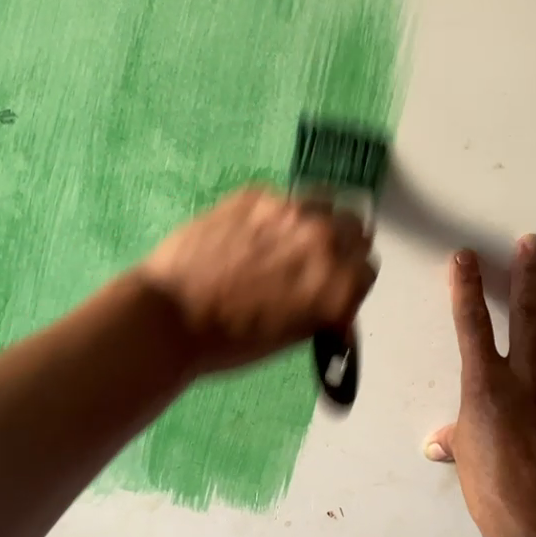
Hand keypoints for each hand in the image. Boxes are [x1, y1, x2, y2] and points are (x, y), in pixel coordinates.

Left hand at [136, 187, 376, 375]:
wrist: (168, 316)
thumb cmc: (229, 342)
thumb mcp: (292, 337)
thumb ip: (324, 311)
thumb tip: (336, 308)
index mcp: (339, 284)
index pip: (366, 272)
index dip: (347, 284)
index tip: (329, 290)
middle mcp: (324, 239)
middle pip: (354, 229)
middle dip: (338, 248)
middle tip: (308, 265)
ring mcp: (290, 210)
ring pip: (324, 203)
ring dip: (313, 222)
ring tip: (283, 243)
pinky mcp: (256, 194)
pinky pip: (283, 199)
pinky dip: (275, 216)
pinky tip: (248, 236)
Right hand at [424, 236, 535, 536]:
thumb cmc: (492, 491)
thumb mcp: (466, 458)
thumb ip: (457, 439)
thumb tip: (442, 443)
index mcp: (485, 386)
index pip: (471, 325)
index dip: (465, 287)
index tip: (466, 257)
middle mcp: (527, 380)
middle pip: (528, 316)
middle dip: (528, 275)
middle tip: (533, 244)